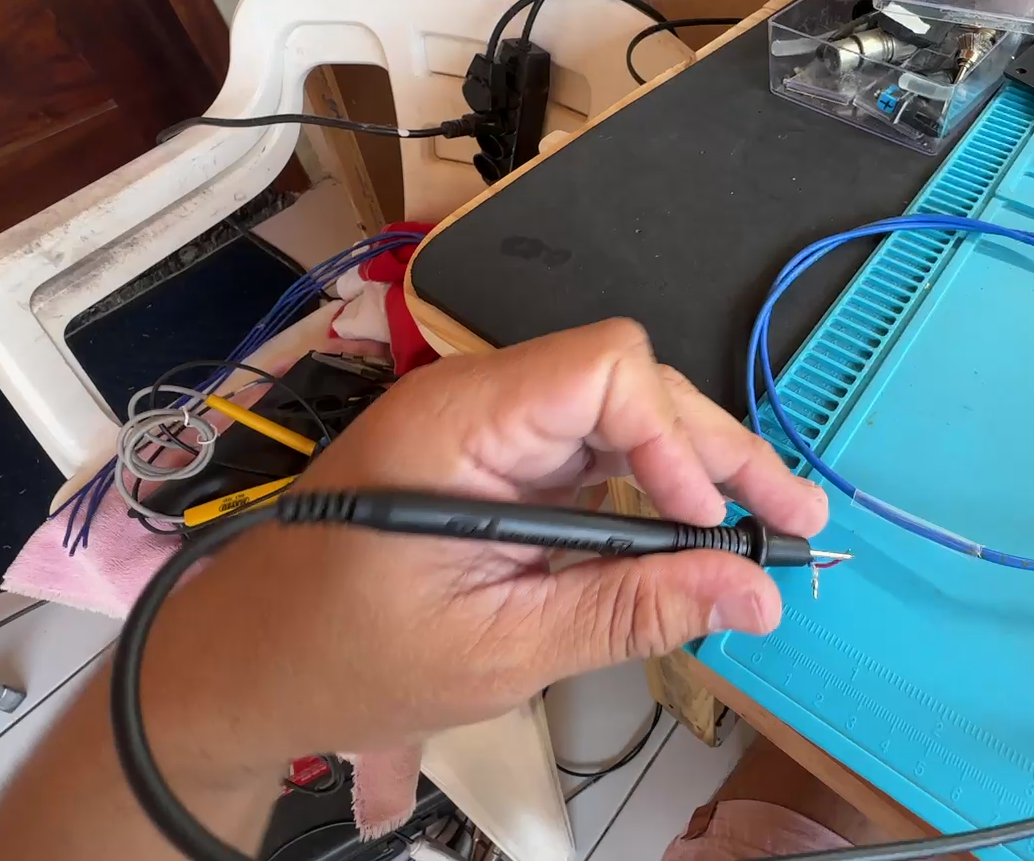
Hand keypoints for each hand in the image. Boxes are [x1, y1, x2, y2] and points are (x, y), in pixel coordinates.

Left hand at [142, 319, 826, 783]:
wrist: (240, 667)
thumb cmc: (342, 660)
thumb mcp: (500, 648)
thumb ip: (633, 612)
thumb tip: (753, 596)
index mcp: (462, 421)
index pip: (604, 366)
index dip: (671, 433)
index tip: (708, 516)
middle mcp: (488, 400)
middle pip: (635, 387)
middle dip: (719, 451)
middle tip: (793, 515)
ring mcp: (500, 425)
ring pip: (631, 415)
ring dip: (702, 468)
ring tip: (768, 522)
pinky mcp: (510, 455)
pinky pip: (605, 450)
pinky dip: (658, 488)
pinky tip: (700, 526)